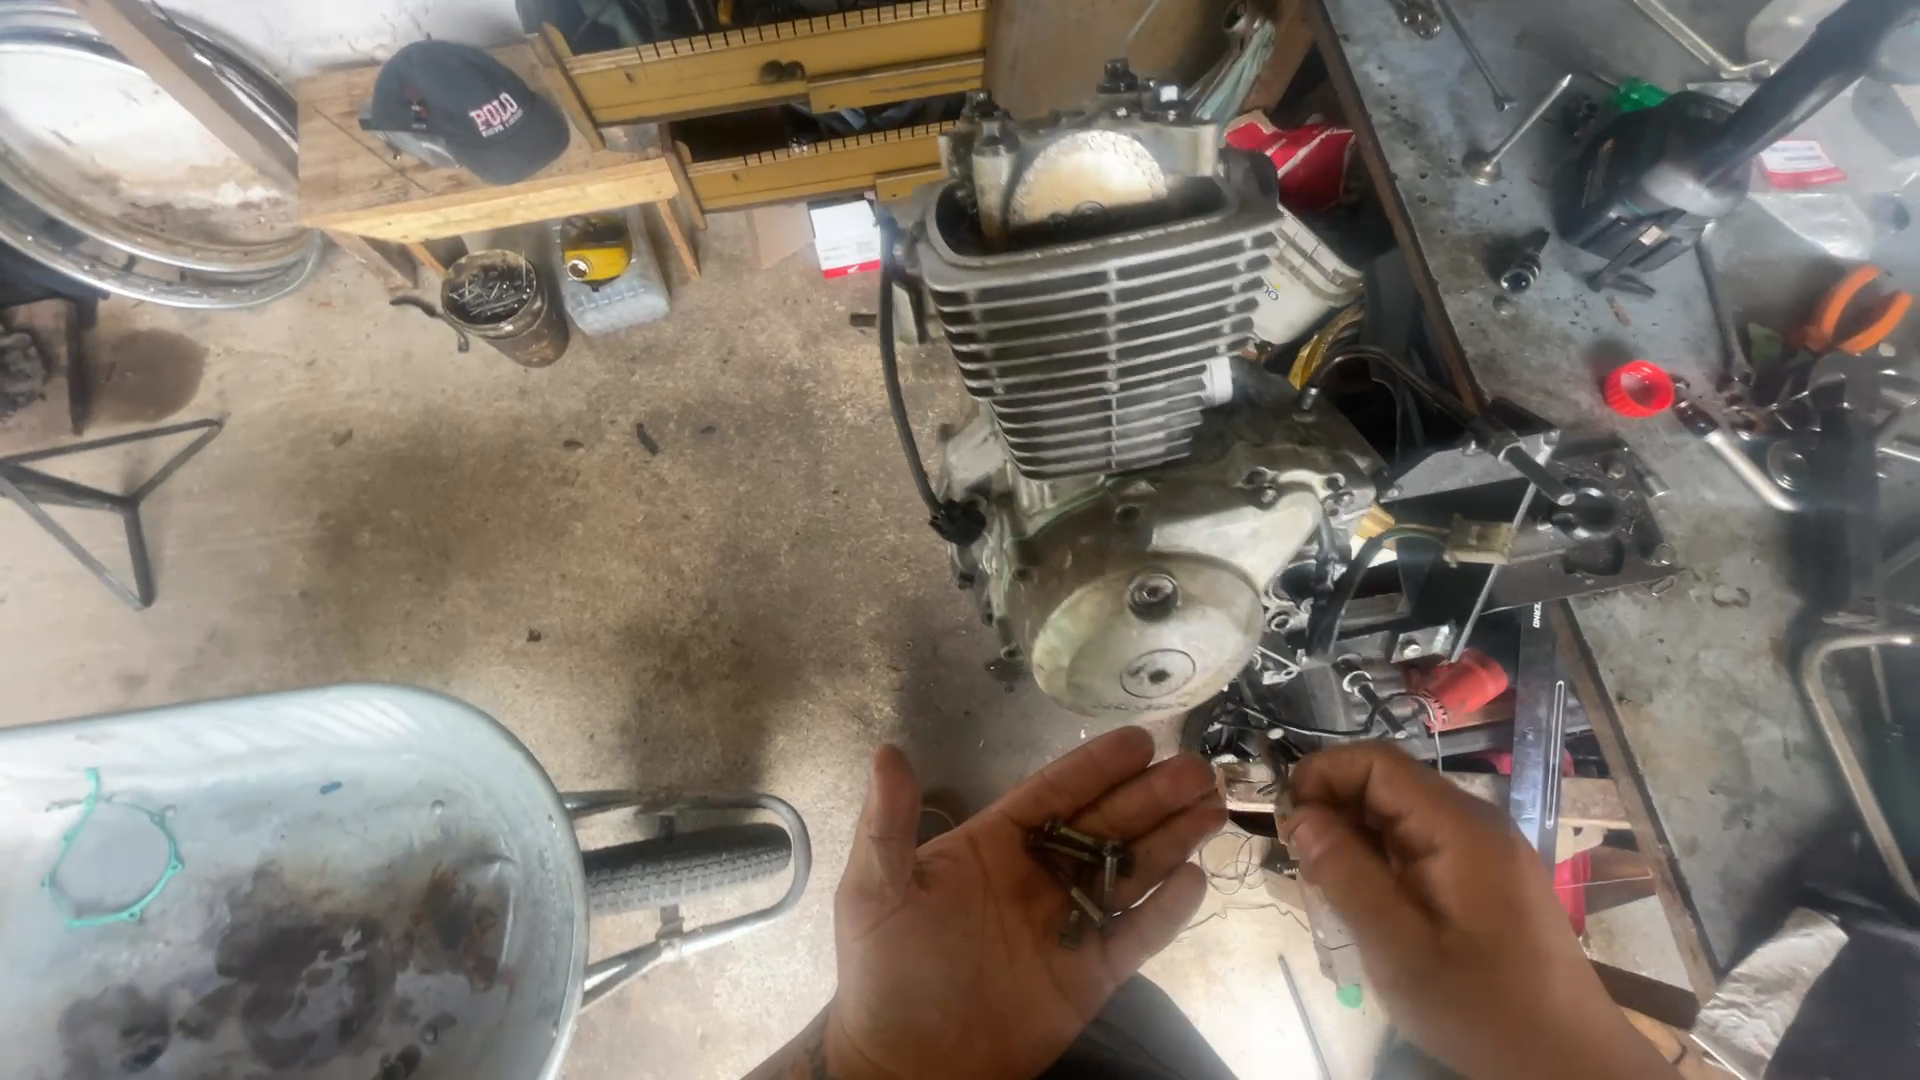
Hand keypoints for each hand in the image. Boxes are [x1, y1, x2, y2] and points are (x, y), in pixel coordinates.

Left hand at [818, 727, 1226, 1079]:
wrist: (906, 1066)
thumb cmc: (886, 969)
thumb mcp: (876, 888)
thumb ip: (888, 821)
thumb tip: (887, 750)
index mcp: (997, 843)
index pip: (1056, 792)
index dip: (1097, 765)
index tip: (1140, 739)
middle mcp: (1040, 873)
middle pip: (1105, 824)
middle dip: (1150, 795)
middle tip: (1196, 769)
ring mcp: (1067, 923)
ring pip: (1128, 871)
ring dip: (1169, 839)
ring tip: (1211, 808)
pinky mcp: (1088, 974)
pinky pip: (1133, 936)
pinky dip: (1164, 910)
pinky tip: (1194, 879)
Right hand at [1281, 744, 1677, 1079]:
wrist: (1573, 1071)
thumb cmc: (1485, 1012)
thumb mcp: (1400, 951)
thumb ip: (1346, 876)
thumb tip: (1300, 817)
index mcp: (1460, 829)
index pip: (1376, 762)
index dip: (1323, 775)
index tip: (1291, 824)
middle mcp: (1473, 822)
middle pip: (1383, 781)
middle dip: (1331, 808)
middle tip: (1304, 861)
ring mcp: (1481, 846)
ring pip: (1394, 809)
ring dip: (1350, 835)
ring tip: (1329, 885)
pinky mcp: (1480, 871)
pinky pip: (1413, 838)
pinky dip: (1376, 855)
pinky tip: (1366, 898)